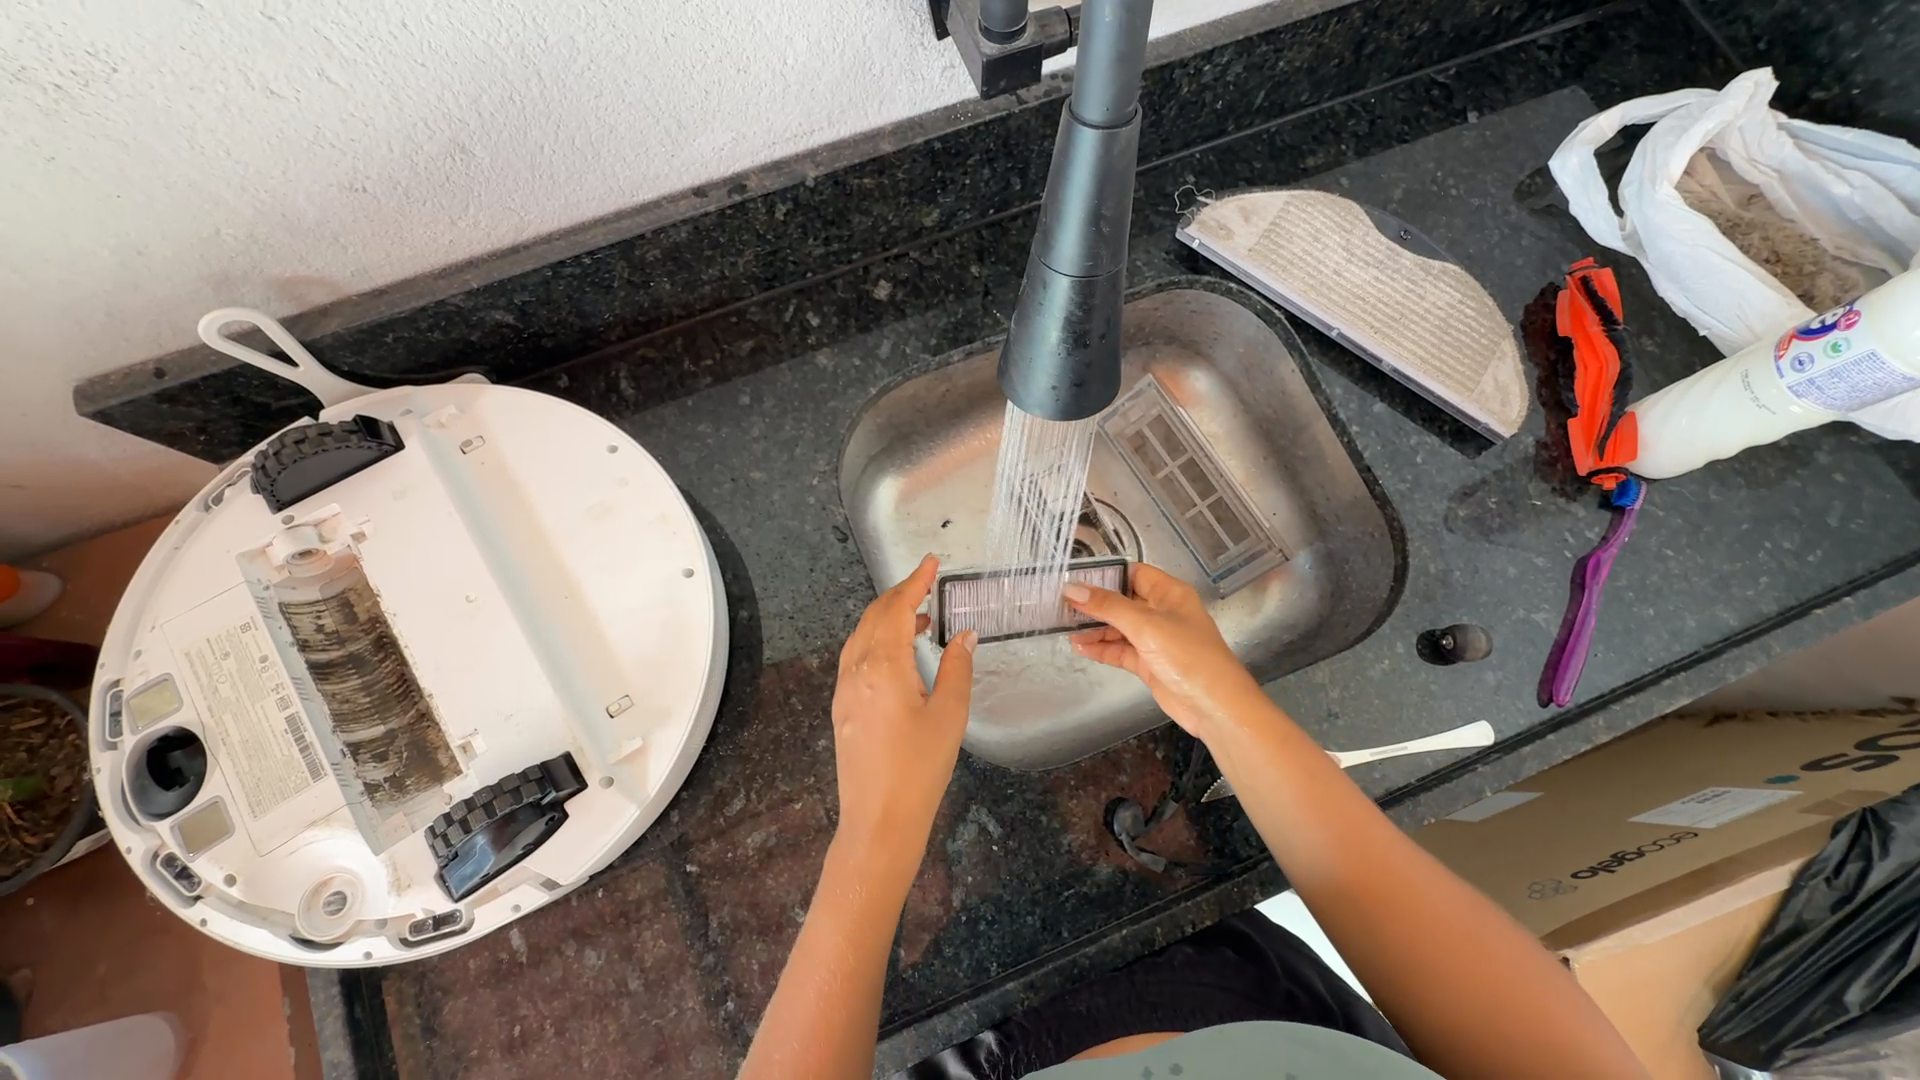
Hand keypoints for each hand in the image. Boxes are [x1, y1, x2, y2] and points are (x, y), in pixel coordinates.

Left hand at [831, 554, 976, 852]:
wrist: (879, 820)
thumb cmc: (920, 768)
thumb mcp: (950, 715)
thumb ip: (956, 668)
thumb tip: (964, 635)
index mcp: (882, 665)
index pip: (897, 609)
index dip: (914, 582)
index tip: (930, 562)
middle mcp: (856, 670)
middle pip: (873, 617)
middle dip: (899, 595)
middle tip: (926, 585)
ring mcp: (844, 690)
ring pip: (861, 637)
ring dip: (887, 618)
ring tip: (919, 619)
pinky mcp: (842, 708)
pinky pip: (855, 658)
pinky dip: (876, 641)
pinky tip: (897, 655)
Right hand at [1064, 563, 1266, 740]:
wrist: (1215, 706)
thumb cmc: (1187, 656)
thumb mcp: (1146, 625)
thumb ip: (1108, 606)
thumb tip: (1072, 589)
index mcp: (1169, 593)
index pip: (1133, 573)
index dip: (1106, 575)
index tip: (1075, 580)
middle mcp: (1162, 612)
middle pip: (1122, 601)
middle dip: (1095, 604)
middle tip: (1061, 606)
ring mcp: (1155, 639)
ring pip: (1119, 627)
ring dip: (1094, 628)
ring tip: (1065, 629)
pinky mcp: (1149, 663)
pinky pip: (1120, 650)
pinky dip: (1101, 649)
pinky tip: (1080, 648)